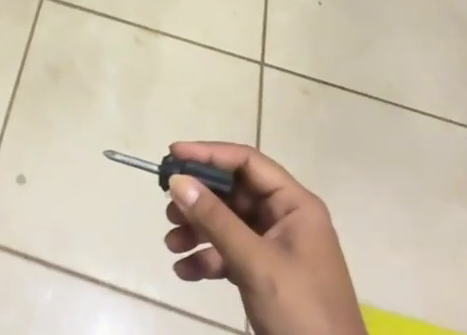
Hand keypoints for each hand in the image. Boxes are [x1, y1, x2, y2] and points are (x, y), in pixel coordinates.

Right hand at [161, 142, 367, 334]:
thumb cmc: (301, 312)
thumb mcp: (255, 263)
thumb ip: (216, 220)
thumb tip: (178, 180)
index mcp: (295, 205)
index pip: (247, 163)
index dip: (209, 154)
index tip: (172, 156)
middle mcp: (286, 219)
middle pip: (234, 194)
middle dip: (199, 200)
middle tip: (166, 208)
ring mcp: (276, 249)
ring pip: (228, 224)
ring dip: (198, 231)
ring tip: (171, 243)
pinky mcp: (266, 276)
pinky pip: (231, 254)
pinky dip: (207, 258)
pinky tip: (185, 271)